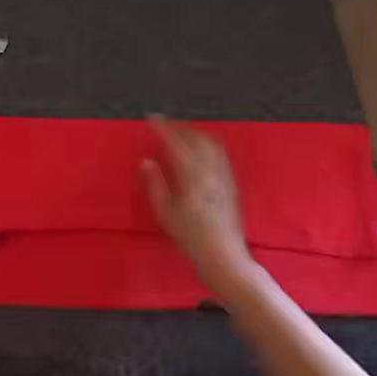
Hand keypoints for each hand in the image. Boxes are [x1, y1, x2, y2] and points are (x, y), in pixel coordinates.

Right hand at [141, 116, 255, 278]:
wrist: (222, 255)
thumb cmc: (189, 235)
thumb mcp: (164, 212)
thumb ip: (154, 184)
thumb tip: (145, 161)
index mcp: (192, 176)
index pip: (175, 144)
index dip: (162, 129)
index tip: (151, 120)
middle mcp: (211, 171)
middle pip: (196, 139)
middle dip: (180, 128)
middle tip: (165, 125)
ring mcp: (224, 176)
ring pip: (211, 145)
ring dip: (195, 134)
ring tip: (181, 133)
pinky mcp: (231, 184)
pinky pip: (220, 155)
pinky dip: (207, 145)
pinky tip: (200, 151)